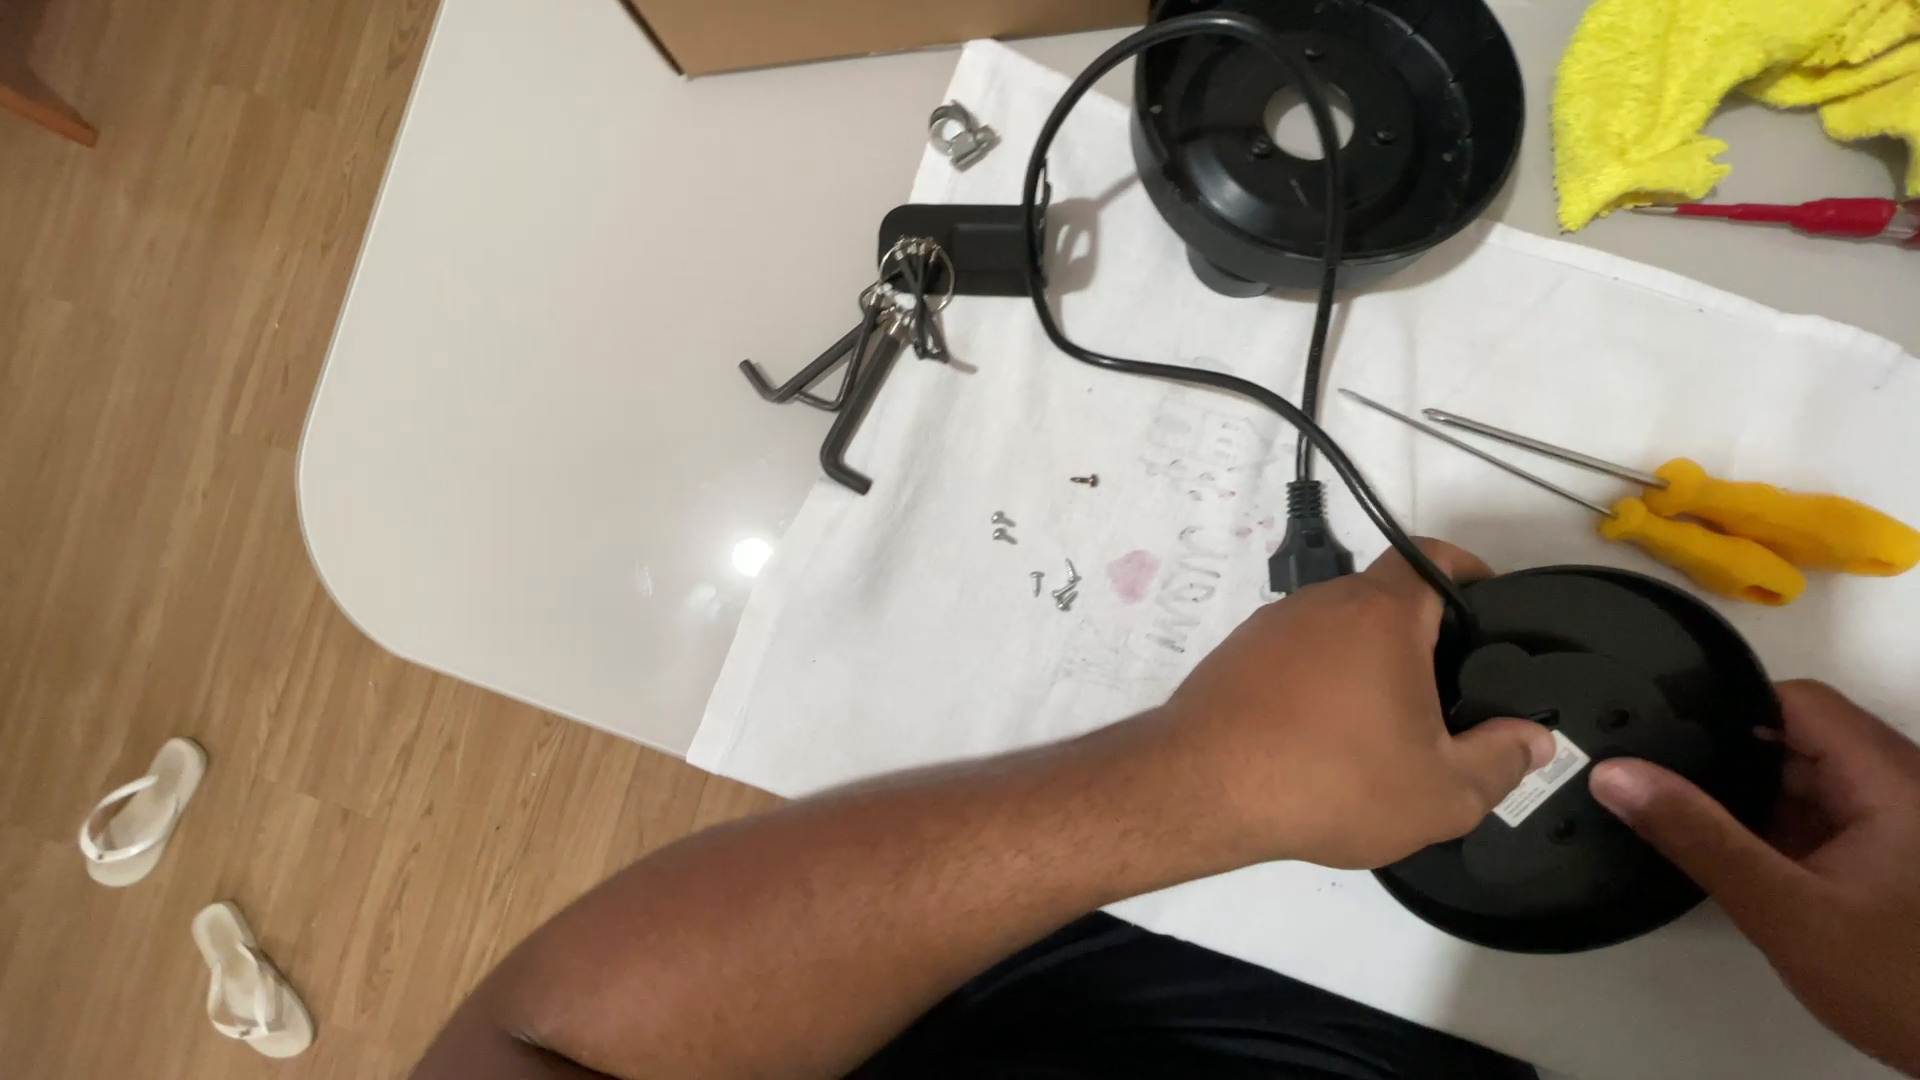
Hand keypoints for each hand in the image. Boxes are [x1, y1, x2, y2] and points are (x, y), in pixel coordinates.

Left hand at [1150, 539, 1555, 870]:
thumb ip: (1500, 760)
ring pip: (1331, 628)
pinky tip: (1319, 730)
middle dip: (1417, 635)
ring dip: (1361, 660)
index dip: (1466, 569)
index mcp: (1377, 614)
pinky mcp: (1232, 655)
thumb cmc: (1331, 779)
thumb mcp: (1441, 791)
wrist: (1202, 787)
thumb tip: (1531, 736)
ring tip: (1381, 722)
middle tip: (1443, 692)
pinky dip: (1314, 678)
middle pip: (1379, 598)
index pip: (1428, 556)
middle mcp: (1317, 604)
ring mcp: (1266, 627)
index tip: (1487, 601)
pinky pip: (1290, 654)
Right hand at [1590, 681, 1919, 1074]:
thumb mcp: (1786, 911)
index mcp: (1897, 788)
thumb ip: (1697, 836)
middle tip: (1652, 771)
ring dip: (1746, 790)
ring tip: (1683, 810)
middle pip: (1798, 736)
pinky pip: (1821, 812)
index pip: (1798, 701)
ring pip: (1806, 776)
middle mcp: (1909, 795)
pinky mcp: (1898, 859)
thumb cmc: (1909, 987)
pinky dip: (1772, 820)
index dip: (1724, 701)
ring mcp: (1905, 828)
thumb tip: (1614, 773)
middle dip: (1722, 751)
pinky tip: (1737, 850)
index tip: (1656, 722)